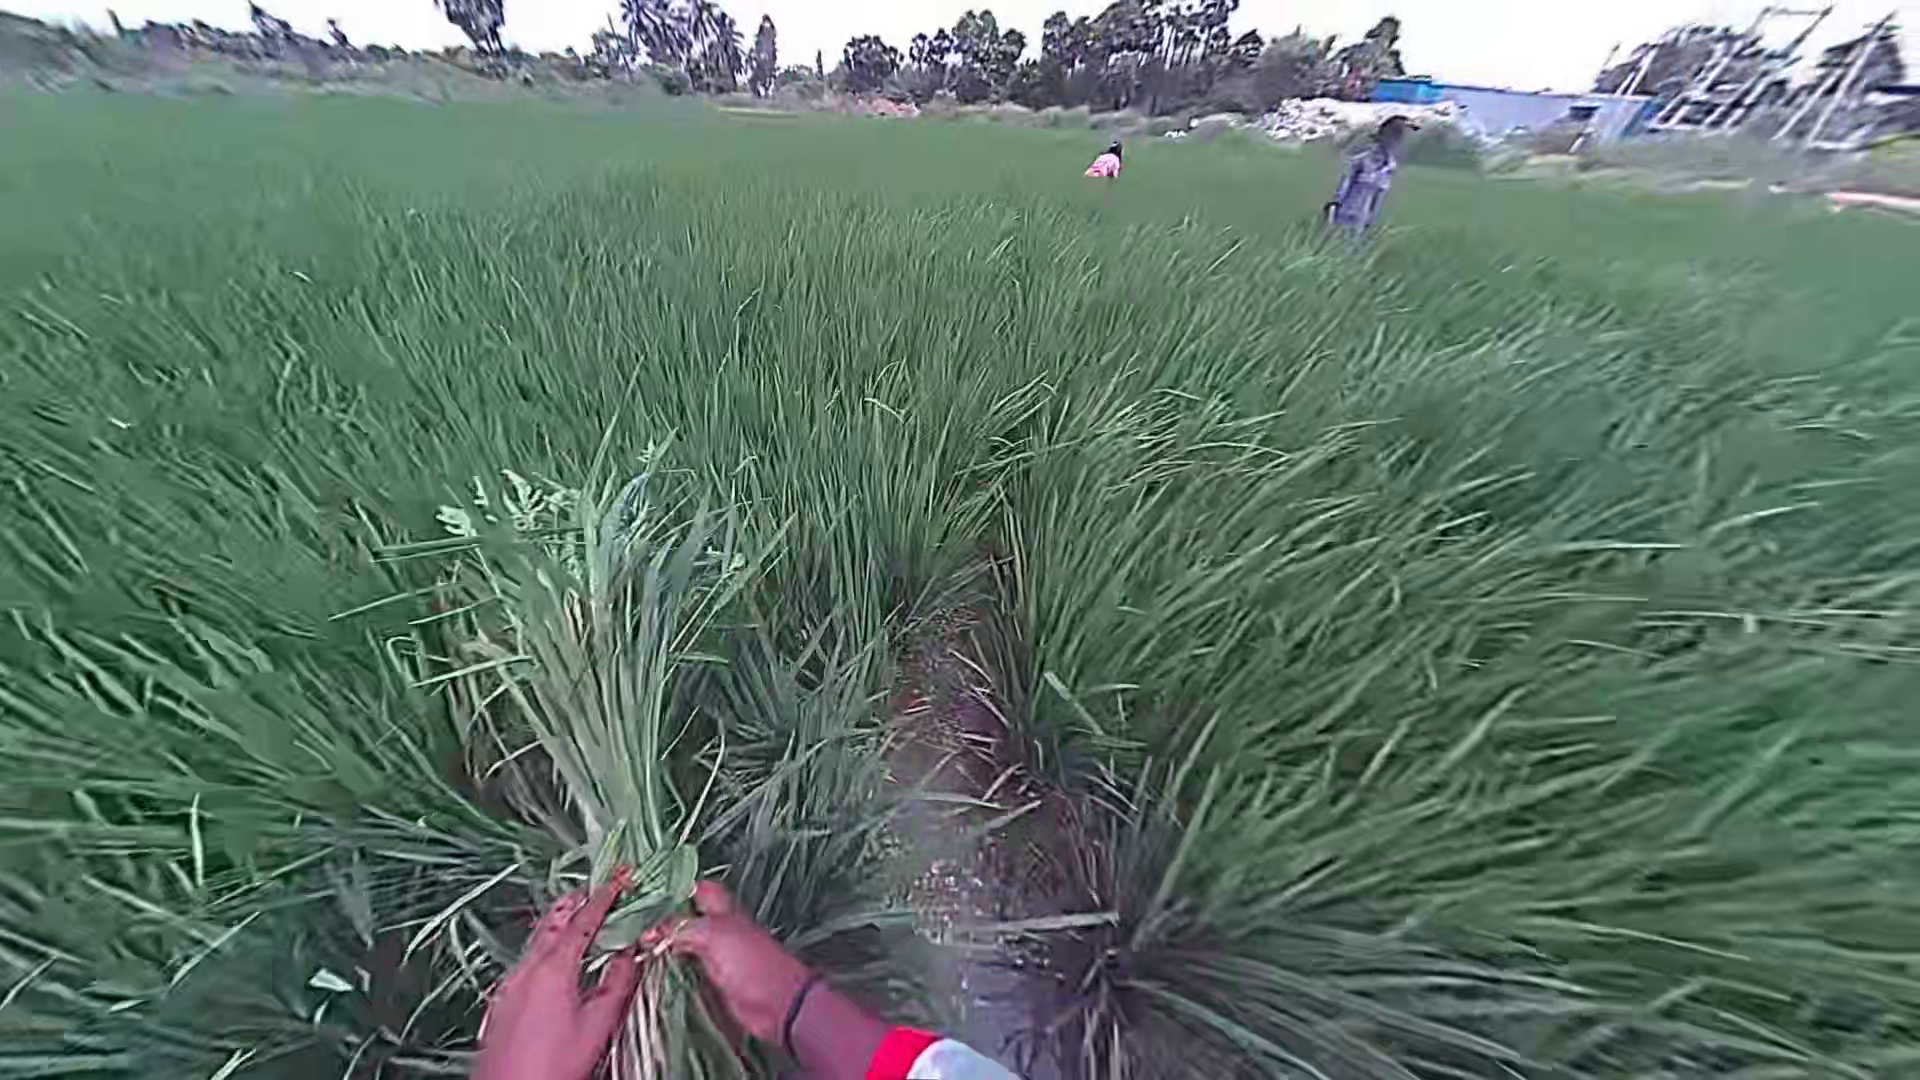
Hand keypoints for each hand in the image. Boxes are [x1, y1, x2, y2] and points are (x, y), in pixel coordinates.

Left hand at [475, 869, 643, 1079]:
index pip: (584, 918)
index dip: (606, 894)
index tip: (622, 877)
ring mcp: (510, 987)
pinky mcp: (502, 1003)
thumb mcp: (598, 1023)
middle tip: (603, 886)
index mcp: (554, 969)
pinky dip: (550, 942)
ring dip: (564, 920)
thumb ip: (618, 979)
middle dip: (580, 899)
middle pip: (555, 919)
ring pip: (540, 937)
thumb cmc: (551, 1070)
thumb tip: (630, 952)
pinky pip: (529, 957)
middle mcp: (527, 971)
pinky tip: (563, 954)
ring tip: (585, 912)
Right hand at [646, 881, 810, 1042]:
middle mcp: (720, 925)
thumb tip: (653, 928)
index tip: (648, 893)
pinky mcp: (714, 974)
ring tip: (639, 943)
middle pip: (689, 913)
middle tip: (636, 922)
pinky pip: (688, 961)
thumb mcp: (715, 936)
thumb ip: (685, 928)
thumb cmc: (751, 961)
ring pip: (687, 936)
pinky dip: (672, 960)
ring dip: (667, 939)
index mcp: (723, 908)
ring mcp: (717, 949)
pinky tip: (656, 966)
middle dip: (666, 915)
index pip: (697, 888)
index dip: (676, 888)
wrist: (774, 999)